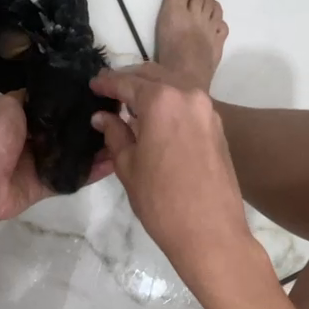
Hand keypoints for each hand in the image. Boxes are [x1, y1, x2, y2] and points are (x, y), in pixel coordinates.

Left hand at [0, 94, 105, 226]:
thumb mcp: (10, 103)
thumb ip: (31, 97)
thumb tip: (49, 88)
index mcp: (20, 118)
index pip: (51, 108)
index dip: (71, 102)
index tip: (98, 94)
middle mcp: (31, 140)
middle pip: (64, 131)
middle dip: (87, 125)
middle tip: (117, 116)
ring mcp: (39, 164)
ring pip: (72, 155)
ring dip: (95, 149)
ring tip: (122, 137)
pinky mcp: (47, 186)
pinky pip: (73, 178)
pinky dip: (92, 172)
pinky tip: (114, 162)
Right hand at [91, 65, 259, 286]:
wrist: (211, 233)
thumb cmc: (161, 200)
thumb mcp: (128, 166)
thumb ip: (114, 133)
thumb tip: (102, 116)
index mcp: (161, 100)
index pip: (127, 83)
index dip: (106, 83)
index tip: (92, 85)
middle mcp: (187, 95)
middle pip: (152, 75)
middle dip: (129, 80)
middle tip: (108, 91)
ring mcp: (207, 109)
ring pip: (172, 85)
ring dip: (150, 89)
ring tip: (128, 105)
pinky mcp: (217, 126)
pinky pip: (186, 101)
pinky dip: (168, 102)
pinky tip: (153, 119)